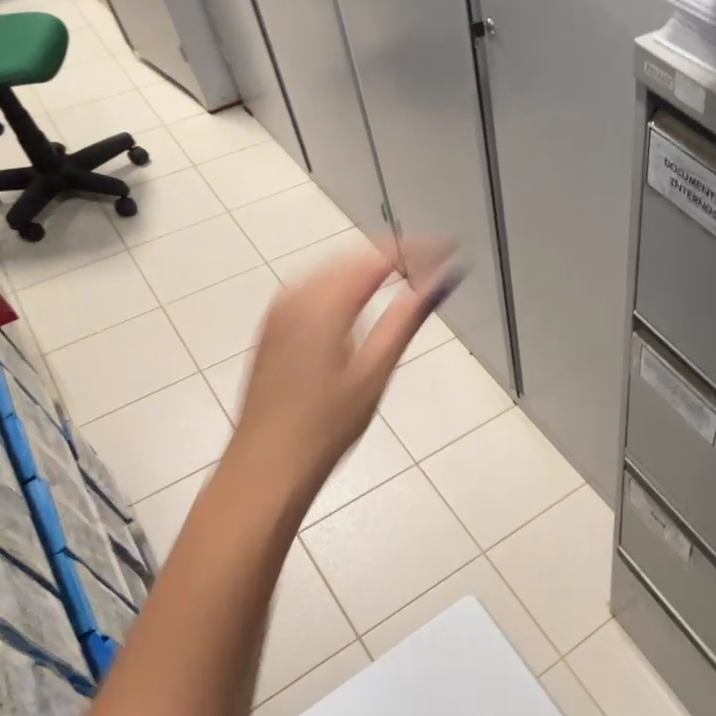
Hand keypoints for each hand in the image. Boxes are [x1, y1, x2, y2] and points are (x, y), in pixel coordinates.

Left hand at [229, 242, 451, 492]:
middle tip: (436, 266)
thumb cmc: (326, 426)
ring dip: (370, 268)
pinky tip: (365, 300)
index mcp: (323, 303)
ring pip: (333, 270)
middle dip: (396, 255)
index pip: (378, 257)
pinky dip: (346, 284)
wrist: (265, 466)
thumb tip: (438, 282)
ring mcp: (279, 311)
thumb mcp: (374, 373)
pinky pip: (315, 287)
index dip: (418, 250)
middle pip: (353, 257)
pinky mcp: (274, 327)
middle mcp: (296, 296)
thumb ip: (404, 320)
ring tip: (409, 278)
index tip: (451, 252)